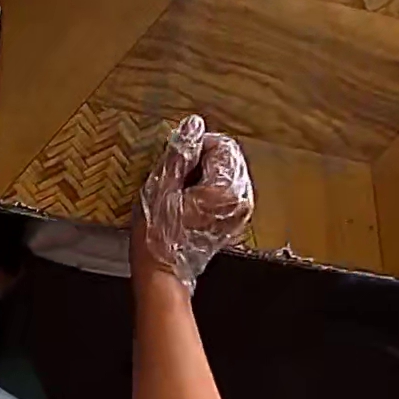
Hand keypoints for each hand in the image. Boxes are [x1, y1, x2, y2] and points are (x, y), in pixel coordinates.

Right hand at [130, 115, 253, 292]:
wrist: (162, 273)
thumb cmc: (157, 236)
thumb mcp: (160, 189)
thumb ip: (179, 154)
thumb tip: (192, 126)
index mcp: (226, 189)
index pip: (221, 145)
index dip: (193, 147)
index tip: (172, 164)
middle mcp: (241, 199)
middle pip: (227, 159)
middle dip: (199, 162)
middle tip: (173, 181)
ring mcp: (239, 212)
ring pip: (224, 175)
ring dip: (201, 176)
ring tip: (177, 195)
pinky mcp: (232, 221)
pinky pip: (223, 192)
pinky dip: (205, 191)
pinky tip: (185, 205)